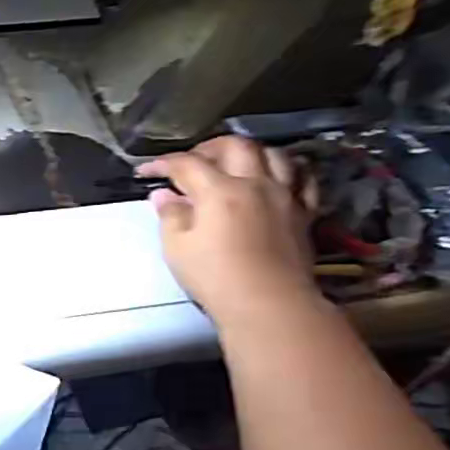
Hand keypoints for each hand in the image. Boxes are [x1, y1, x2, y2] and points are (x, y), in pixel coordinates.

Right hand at [139, 135, 321, 327]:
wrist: (267, 302)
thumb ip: (170, 216)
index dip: (163, 163)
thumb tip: (163, 196)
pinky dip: (288, 171)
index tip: (146, 170)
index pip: (187, 165)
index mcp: (219, 191)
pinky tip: (278, 177)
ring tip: (235, 164)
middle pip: (235, 146)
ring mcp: (284, 195)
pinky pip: (303, 179)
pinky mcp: (304, 212)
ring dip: (250, 152)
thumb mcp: (177, 249)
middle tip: (193, 160)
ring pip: (273, 155)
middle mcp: (255, 183)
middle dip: (209, 147)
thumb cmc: (214, 276)